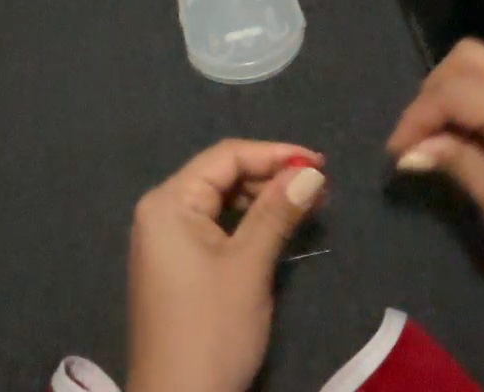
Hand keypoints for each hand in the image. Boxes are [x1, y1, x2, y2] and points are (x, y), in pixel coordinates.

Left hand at [126, 140, 326, 391]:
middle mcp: (162, 211)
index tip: (321, 163)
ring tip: (308, 204)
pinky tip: (279, 227)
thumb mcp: (249, 266)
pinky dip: (249, 223)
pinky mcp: (178, 265)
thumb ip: (278, 210)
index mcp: (169, 202)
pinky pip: (216, 227)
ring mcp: (167, 240)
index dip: (275, 154)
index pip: (226, 157)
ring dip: (264, 199)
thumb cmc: (211, 330)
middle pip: (223, 175)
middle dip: (272, 176)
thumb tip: (310, 170)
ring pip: (222, 201)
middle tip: (320, 187)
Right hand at [385, 40, 483, 306]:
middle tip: (419, 136)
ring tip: (440, 135)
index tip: (397, 152)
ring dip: (455, 88)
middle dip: (433, 90)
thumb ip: (456, 164)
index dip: (417, 117)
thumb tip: (408, 151)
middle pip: (468, 56)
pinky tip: (473, 132)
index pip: (455, 92)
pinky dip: (480, 93)